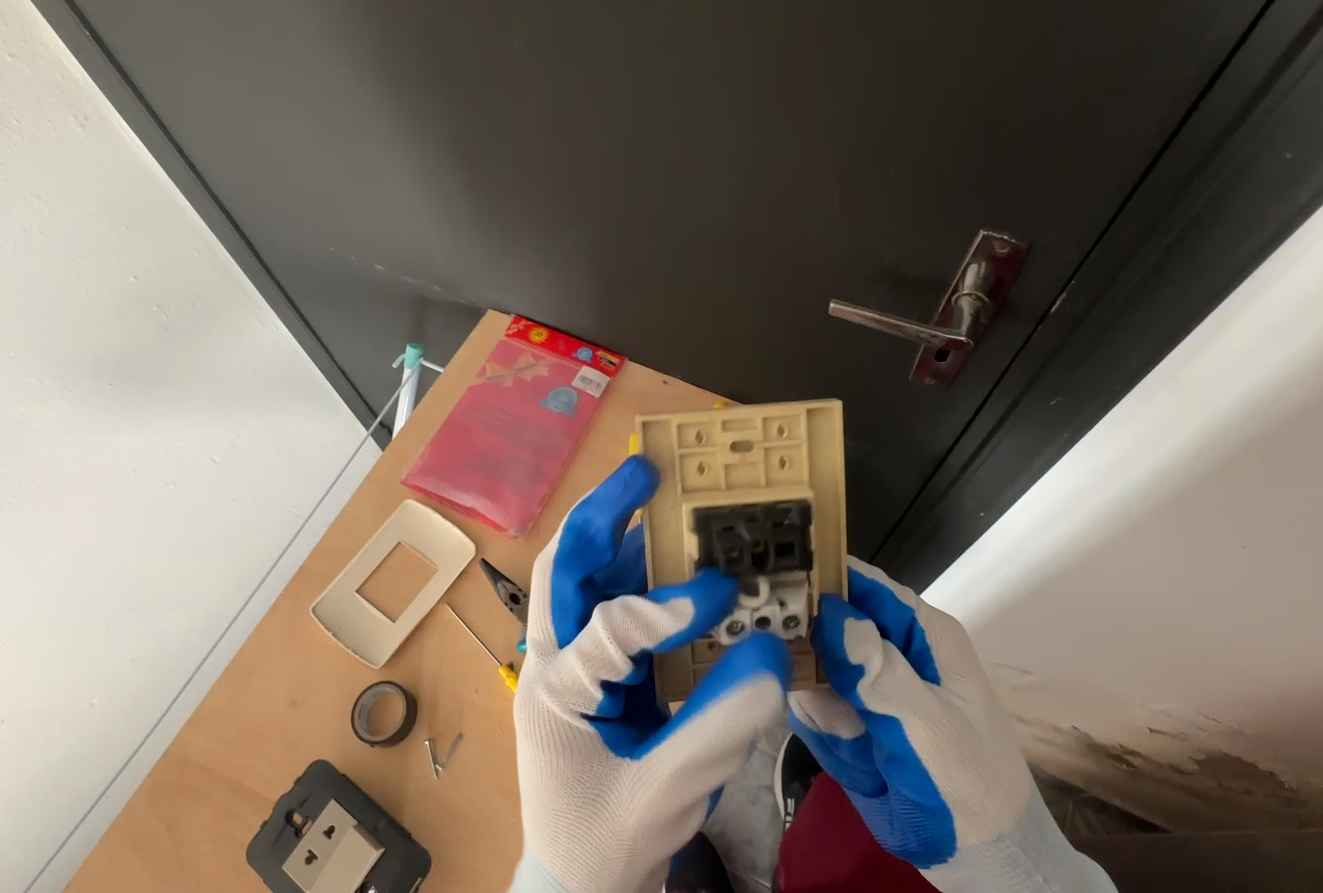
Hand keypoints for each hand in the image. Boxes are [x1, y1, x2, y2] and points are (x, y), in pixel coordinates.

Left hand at [511, 456, 792, 892]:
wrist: (580, 879)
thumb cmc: (607, 843)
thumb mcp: (666, 793)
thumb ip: (719, 724)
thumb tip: (768, 651)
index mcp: (556, 695)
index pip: (602, 632)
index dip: (660, 609)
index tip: (718, 595)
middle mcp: (554, 662)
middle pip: (566, 568)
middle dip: (602, 514)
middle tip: (646, 471)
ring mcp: (574, 661)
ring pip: (589, 576)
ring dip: (625, 535)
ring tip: (665, 499)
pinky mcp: (601, 669)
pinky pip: (619, 605)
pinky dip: (648, 576)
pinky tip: (684, 563)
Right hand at [788, 559, 1113, 892]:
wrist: (983, 861)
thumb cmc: (969, 785)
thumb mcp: (927, 727)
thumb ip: (877, 672)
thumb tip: (830, 613)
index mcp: (921, 632)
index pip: (860, 583)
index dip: (816, 581)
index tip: (772, 592)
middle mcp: (889, 647)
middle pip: (825, 623)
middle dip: (810, 657)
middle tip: (815, 694)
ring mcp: (867, 684)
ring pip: (812, 670)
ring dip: (823, 709)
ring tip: (859, 747)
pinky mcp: (852, 717)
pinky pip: (815, 710)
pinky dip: (825, 735)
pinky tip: (858, 764)